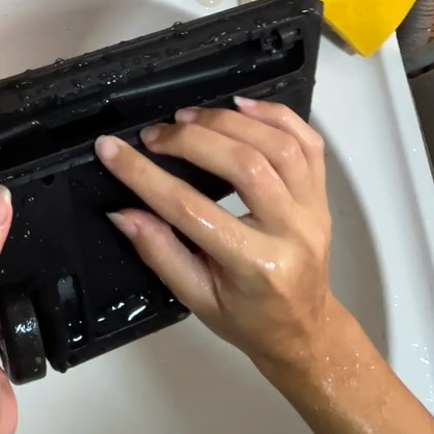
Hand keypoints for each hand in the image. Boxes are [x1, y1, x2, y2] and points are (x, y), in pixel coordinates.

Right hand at [97, 98, 433, 433]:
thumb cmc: (248, 317)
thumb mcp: (196, 298)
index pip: (191, 209)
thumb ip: (159, 251)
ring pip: (277, 145)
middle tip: (154, 135)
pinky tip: (240, 104)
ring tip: (188, 117)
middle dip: (189, 140)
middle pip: (244, 165)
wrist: (305, 330)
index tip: (111, 149)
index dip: (144, 175)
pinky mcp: (322, 193)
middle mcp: (293, 232)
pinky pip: (308, 141)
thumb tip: (121, 211)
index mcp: (258, 266)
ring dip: (228, 121)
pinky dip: (276, 114)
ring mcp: (314, 209)